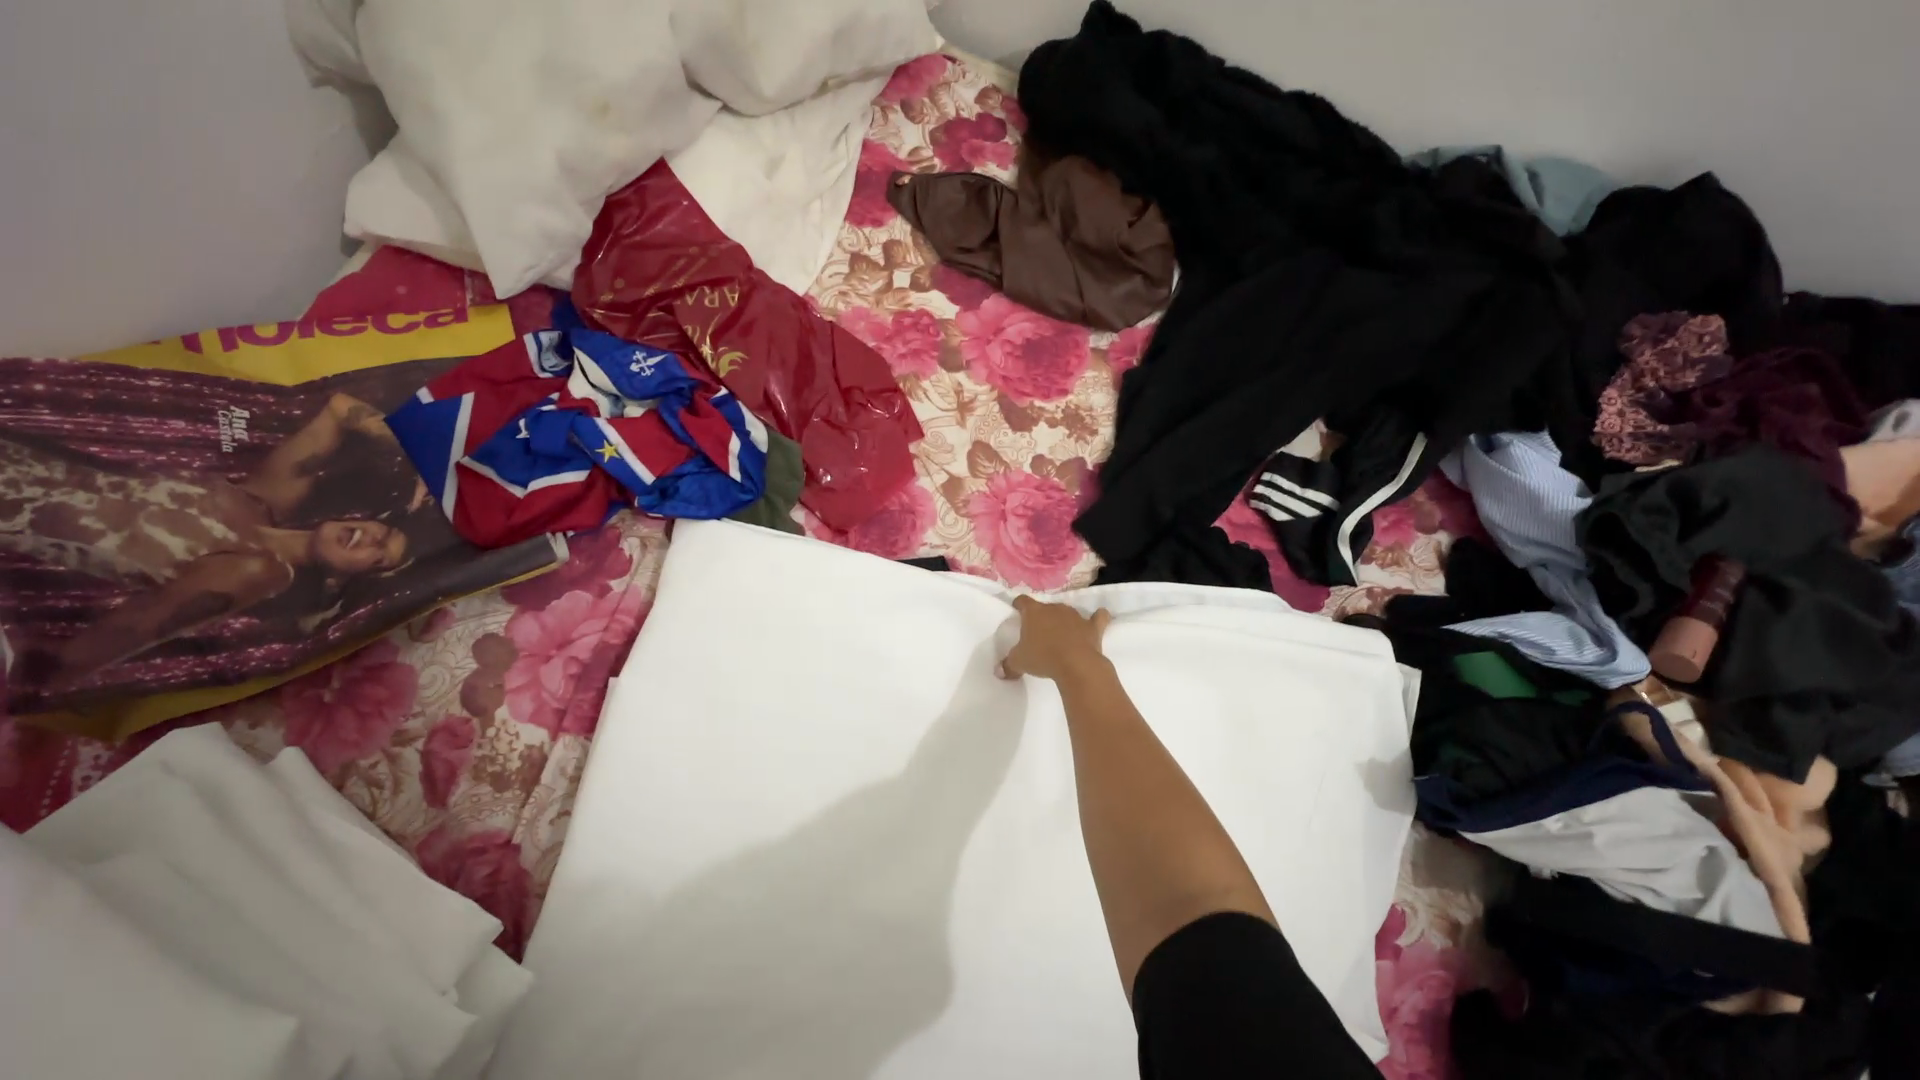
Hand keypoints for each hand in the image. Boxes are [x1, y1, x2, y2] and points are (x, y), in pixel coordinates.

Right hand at [997, 595, 1111, 681]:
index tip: (1017, 610)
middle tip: (1039, 632)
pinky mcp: (1093, 627)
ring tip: (1062, 634)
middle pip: (1047, 607)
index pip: (1023, 601)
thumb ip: (1008, 665)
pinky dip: (1098, 618)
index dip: (1019, 605)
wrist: (1075, 664)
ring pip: (1068, 612)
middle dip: (1043, 617)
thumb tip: (999, 672)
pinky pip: (1098, 618)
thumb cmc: (1042, 657)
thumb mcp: (1019, 663)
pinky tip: (1098, 619)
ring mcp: (1076, 616)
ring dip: (1064, 621)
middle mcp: (1055, 608)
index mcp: (1034, 612)